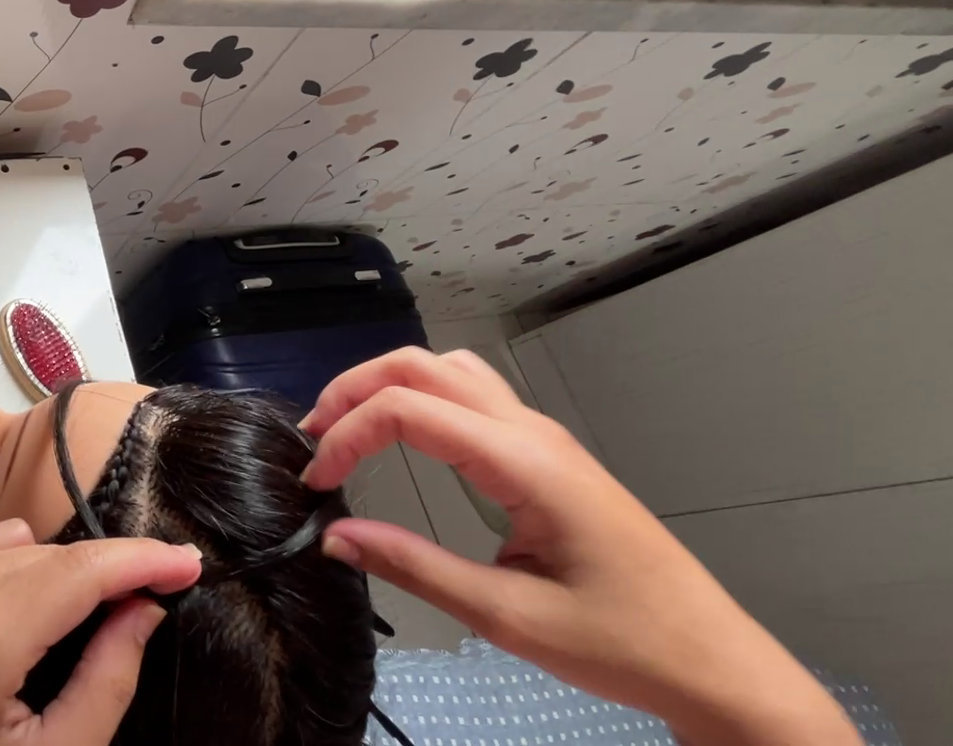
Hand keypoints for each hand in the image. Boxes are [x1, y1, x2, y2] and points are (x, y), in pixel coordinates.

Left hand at [0, 518, 200, 745]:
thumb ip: (107, 678)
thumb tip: (144, 608)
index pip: (80, 571)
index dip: (142, 560)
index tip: (188, 563)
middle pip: (55, 554)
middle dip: (110, 570)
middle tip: (156, 595)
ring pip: (25, 544)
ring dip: (66, 572)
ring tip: (85, 624)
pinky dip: (25, 567)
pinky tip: (34, 612)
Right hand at [302, 347, 860, 745]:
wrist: (721, 669)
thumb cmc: (625, 645)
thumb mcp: (509, 616)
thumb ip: (413, 567)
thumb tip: (334, 536)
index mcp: (524, 462)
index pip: (407, 409)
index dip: (347, 434)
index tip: (318, 483)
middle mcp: (529, 431)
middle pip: (418, 365)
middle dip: (351, 389)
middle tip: (314, 436)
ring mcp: (539, 435)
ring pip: (443, 367)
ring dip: (384, 384)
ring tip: (347, 425)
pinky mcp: (542, 451)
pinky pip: (467, 391)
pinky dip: (416, 395)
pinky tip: (403, 431)